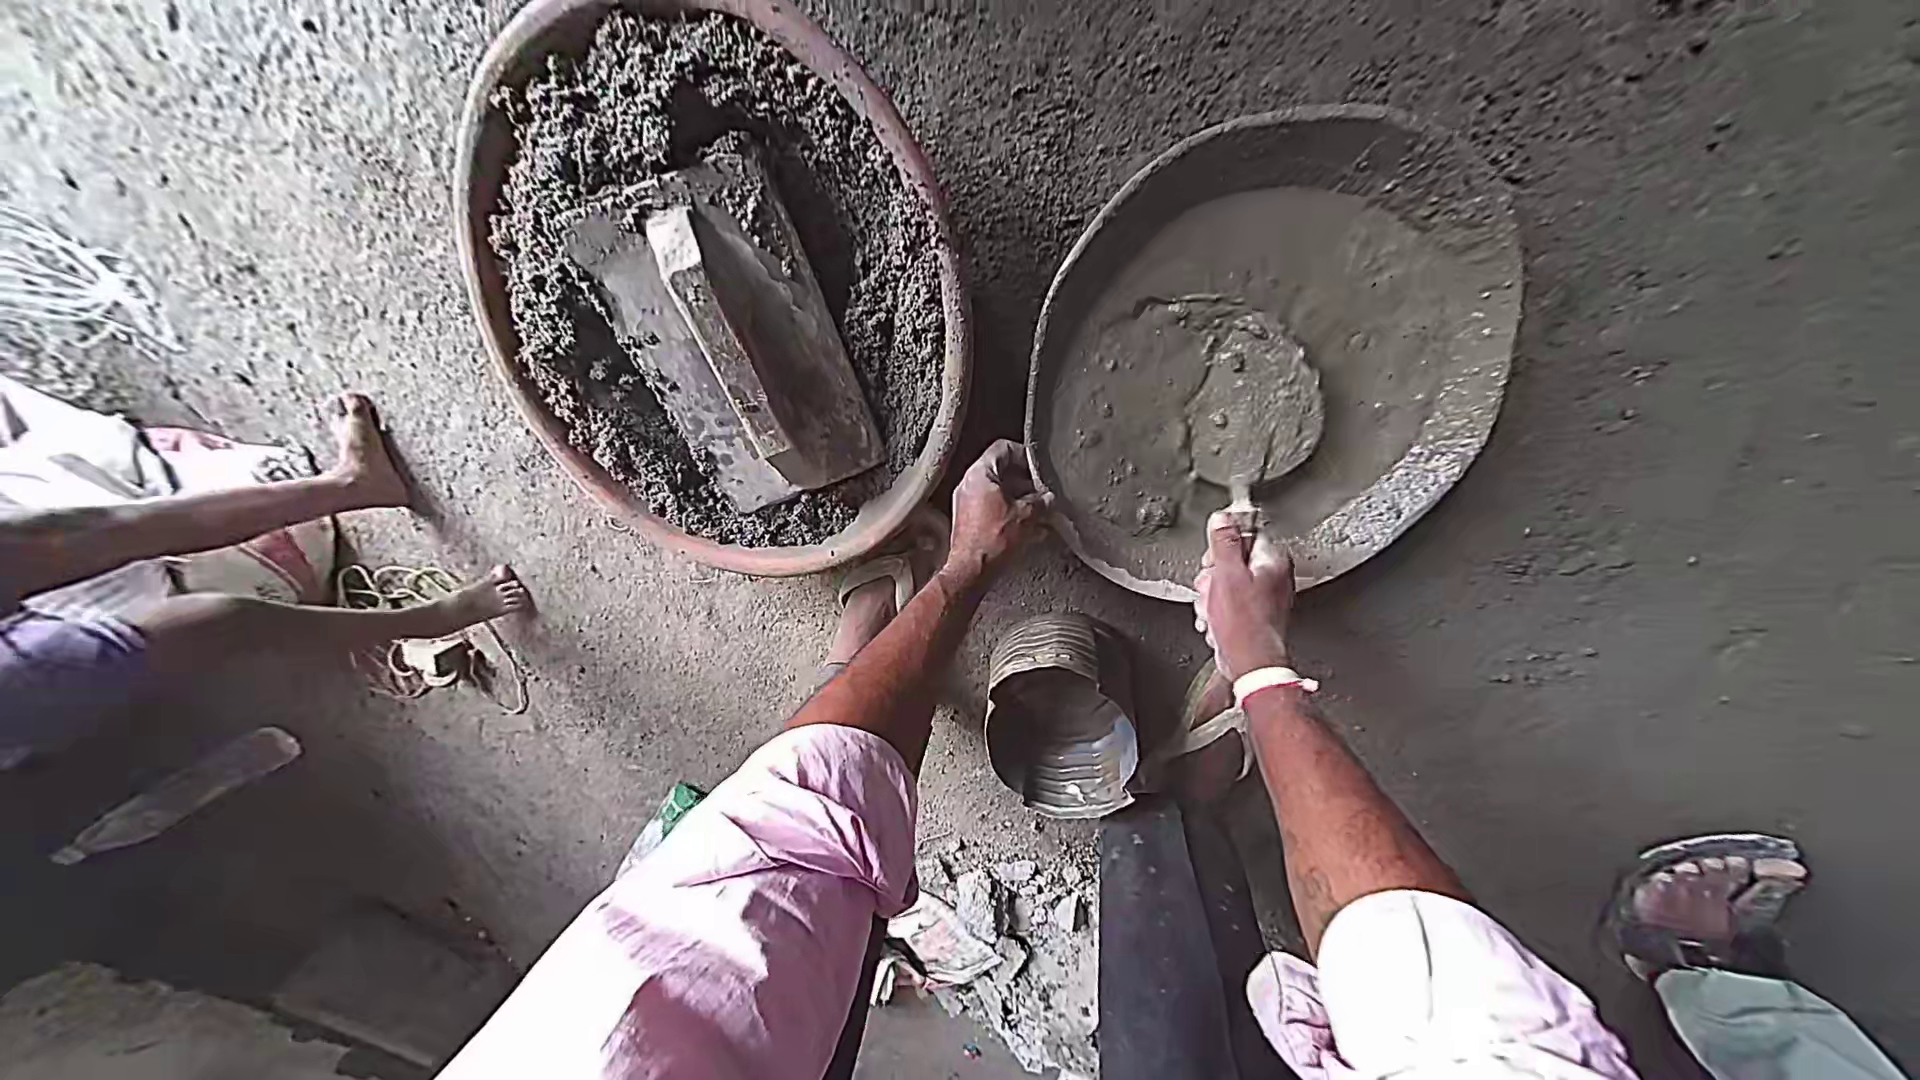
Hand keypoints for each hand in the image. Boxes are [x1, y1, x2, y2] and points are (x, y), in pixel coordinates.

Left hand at [945, 440, 1050, 582]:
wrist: (972, 571)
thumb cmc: (993, 541)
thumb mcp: (1027, 516)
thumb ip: (1042, 502)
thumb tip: (1049, 499)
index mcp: (979, 474)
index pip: (1003, 448)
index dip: (1025, 454)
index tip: (1040, 466)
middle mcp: (969, 485)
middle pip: (1002, 471)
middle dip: (1026, 481)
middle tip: (1044, 490)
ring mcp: (967, 504)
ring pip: (999, 492)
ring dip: (1021, 499)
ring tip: (1041, 511)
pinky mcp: (969, 522)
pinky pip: (993, 509)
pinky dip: (1011, 513)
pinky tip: (1030, 528)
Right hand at [1194, 510, 1295, 678]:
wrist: (1249, 661)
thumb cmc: (1243, 623)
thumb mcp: (1226, 574)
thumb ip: (1224, 543)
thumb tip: (1222, 518)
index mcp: (1273, 560)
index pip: (1243, 535)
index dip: (1221, 548)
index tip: (1212, 560)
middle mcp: (1275, 576)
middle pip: (1233, 560)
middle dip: (1213, 575)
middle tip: (1212, 586)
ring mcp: (1267, 596)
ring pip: (1227, 581)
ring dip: (1212, 594)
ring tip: (1214, 607)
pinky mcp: (1256, 613)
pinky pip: (1230, 600)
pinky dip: (1218, 609)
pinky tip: (1217, 618)